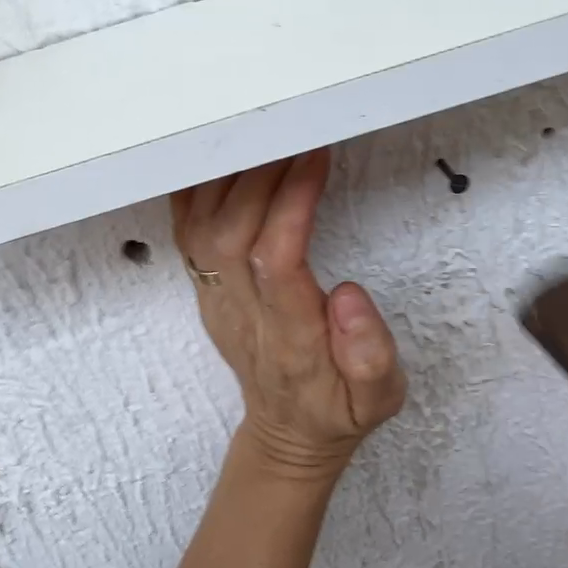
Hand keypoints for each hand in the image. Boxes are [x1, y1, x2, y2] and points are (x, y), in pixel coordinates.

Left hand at [170, 150, 406, 480]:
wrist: (287, 433)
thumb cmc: (338, 409)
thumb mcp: (379, 398)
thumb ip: (370, 353)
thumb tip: (348, 295)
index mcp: (290, 337)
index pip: (276, 261)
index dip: (290, 204)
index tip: (315, 158)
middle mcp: (242, 313)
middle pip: (231, 232)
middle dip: (260, 175)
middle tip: (293, 134)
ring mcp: (216, 300)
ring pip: (201, 227)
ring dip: (228, 176)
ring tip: (262, 136)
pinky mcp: (205, 290)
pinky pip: (187, 233)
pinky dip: (196, 190)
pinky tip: (217, 160)